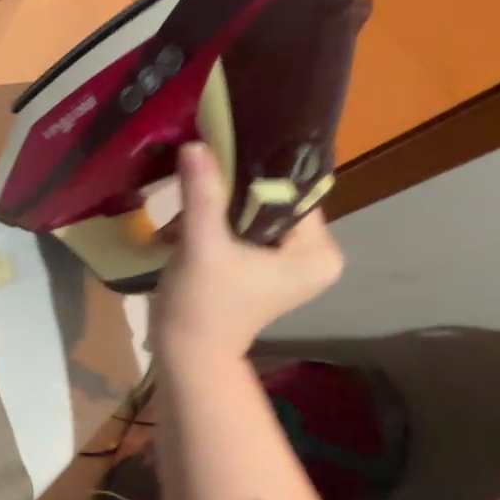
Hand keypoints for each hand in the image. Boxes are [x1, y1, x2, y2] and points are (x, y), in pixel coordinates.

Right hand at [151, 143, 343, 361]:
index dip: (250, 178)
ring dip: (214, 215)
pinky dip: (215, 231)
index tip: (212, 167)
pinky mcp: (265, 274)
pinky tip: (184, 235)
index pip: (290, 194)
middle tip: (189, 200)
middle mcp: (316, 258)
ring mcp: (290, 267)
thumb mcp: (201, 245)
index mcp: (318, 252)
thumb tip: (197, 146)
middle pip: (270, 205)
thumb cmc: (203, 304)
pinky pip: (244, 235)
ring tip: (181, 224)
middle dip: (226, 200)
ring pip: (252, 219)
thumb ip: (203, 195)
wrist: (186, 353)